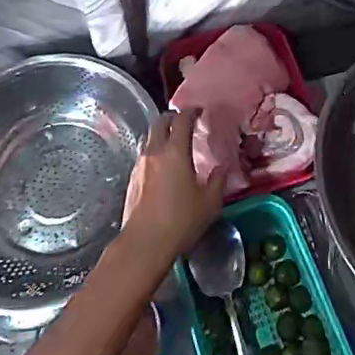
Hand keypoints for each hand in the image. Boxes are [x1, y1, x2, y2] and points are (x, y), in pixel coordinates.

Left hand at [120, 107, 227, 266]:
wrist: (144, 243)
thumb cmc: (181, 221)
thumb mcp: (209, 203)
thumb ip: (218, 181)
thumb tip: (222, 168)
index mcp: (175, 151)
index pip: (181, 119)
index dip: (191, 111)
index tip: (199, 111)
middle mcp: (155, 151)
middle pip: (160, 122)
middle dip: (173, 118)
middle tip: (186, 123)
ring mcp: (140, 164)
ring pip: (149, 137)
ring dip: (162, 133)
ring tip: (175, 143)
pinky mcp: (132, 177)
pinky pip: (144, 154)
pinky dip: (155, 151)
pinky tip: (163, 166)